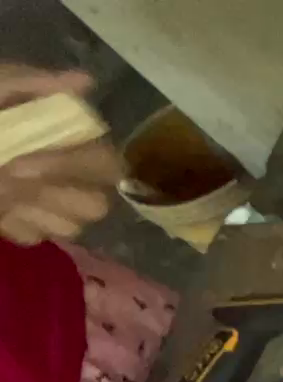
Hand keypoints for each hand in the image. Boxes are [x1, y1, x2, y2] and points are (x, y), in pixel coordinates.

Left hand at [0, 65, 119, 245]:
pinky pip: (37, 235)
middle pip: (96, 202)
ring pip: (71, 224)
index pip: (107, 163)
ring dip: (26, 208)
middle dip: (49, 194)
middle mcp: (64, 174)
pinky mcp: (24, 224)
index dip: (72, 168)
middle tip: (3, 178)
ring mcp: (45, 204)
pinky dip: (9, 222)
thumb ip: (24, 83)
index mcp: (58, 139)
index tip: (19, 165)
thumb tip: (83, 79)